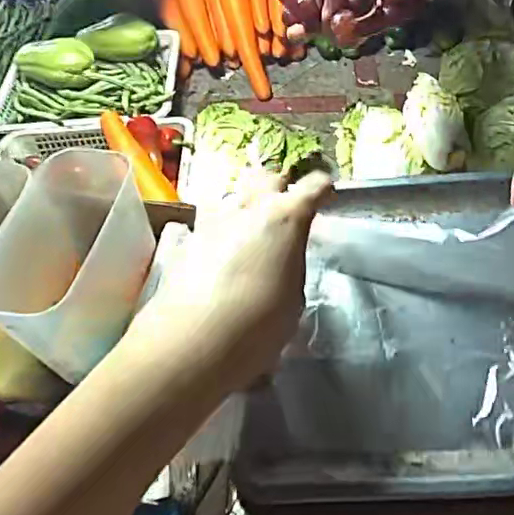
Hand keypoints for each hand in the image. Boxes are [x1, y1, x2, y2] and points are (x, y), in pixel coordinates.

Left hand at [126, 169, 333, 391]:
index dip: (322, 189)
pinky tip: (222, 252)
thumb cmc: (260, 322)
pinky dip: (221, 230)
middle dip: (278, 186)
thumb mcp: (294, 296)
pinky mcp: (188, 238)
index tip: (325, 195)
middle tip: (284, 207)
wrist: (196, 337)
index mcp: (286, 217)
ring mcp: (214, 218)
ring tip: (249, 229)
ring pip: (234, 195)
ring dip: (245, 206)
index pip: (313, 186)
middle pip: (267, 177)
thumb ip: (290, 265)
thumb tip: (281, 261)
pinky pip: (211, 221)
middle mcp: (249, 207)